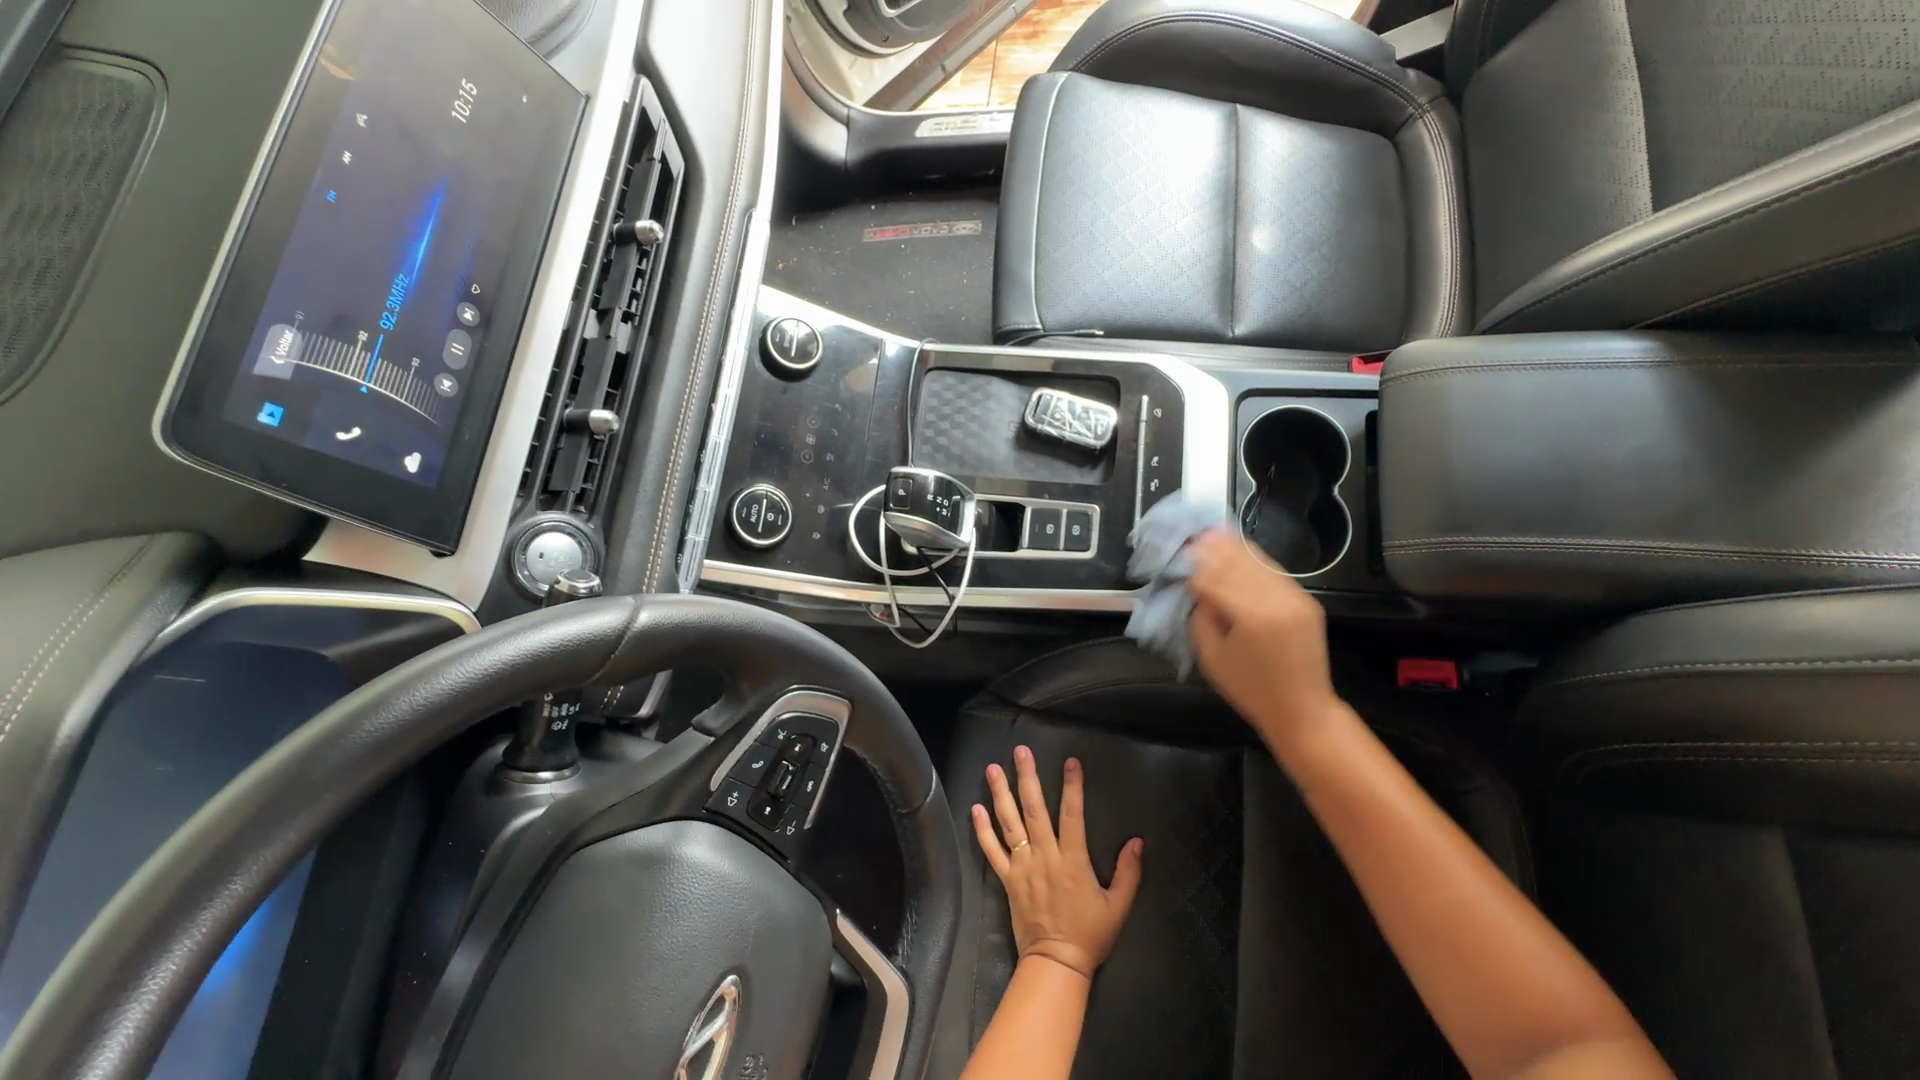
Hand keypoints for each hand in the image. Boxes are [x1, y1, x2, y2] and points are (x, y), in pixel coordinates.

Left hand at [972, 747, 1142, 979]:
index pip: (1072, 814)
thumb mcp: (1118, 906)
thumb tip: (1137, 841)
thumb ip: (1128, 872)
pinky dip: (982, 830)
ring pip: (1009, 823)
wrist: (1056, 963)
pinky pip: (991, 851)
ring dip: (1000, 793)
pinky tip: (975, 809)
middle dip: (1027, 777)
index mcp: (1073, 861)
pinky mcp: (1007, 880)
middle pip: (1034, 809)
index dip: (1072, 786)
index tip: (1071, 762)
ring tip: (992, 768)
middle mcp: (1045, 857)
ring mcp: (1022, 867)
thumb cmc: (1090, 934)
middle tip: (1020, 751)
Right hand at [1187, 528, 1346, 751]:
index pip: (1215, 579)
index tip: (1179, 556)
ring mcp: (1296, 598)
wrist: (1302, 709)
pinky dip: (1256, 560)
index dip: (1195, 567)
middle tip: (1195, 535)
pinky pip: (1276, 573)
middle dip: (1215, 549)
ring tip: (1215, 534)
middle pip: (1238, 563)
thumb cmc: (1250, 689)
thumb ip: (1202, 617)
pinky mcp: (1307, 601)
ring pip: (1259, 562)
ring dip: (1235, 548)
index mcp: (1250, 616)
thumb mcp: (1212, 657)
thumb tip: (1197, 587)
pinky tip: (1241, 551)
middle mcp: (1276, 600)